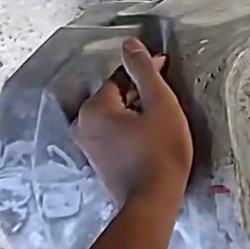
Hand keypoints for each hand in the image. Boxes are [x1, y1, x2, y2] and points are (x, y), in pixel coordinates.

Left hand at [73, 39, 193, 215]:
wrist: (152, 204)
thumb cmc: (160, 152)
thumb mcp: (160, 104)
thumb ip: (144, 71)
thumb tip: (129, 44)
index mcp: (94, 108)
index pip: (121, 77)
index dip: (146, 72)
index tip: (167, 72)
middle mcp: (82, 124)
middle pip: (116, 95)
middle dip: (140, 92)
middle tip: (166, 99)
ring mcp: (87, 145)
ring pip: (115, 114)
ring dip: (135, 110)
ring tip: (160, 117)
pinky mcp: (97, 161)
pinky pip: (113, 132)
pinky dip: (129, 127)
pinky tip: (148, 135)